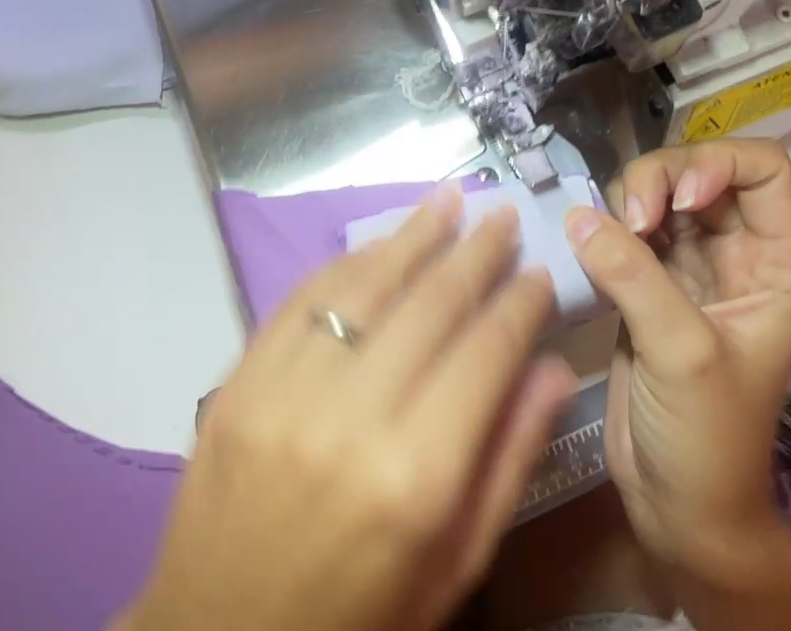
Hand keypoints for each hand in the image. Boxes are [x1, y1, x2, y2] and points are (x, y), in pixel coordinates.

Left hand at [123, 188, 577, 630]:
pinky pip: (300, 302)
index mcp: (417, 474)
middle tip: (503, 214)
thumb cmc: (359, 617)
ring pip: (363, 286)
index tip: (542, 271)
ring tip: (448, 200)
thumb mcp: (455, 565)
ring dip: (411, 237)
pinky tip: (377, 244)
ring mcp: (284, 393)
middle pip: (429, 305)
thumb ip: (507, 461)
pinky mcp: (239, 383)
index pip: (486, 352)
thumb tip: (551, 369)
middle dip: (475, 252)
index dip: (521, 303)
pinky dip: (345, 265)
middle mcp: (351, 418)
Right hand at [565, 139, 790, 589]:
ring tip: (604, 238)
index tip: (679, 201)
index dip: (719, 163)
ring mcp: (688, 266)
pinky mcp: (645, 283)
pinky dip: (604, 225)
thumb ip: (634, 276)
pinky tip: (588, 246)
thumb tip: (578, 216)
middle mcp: (735, 252)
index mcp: (776, 261)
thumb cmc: (708, 434)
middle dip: (658, 179)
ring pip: (656, 193)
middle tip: (628, 222)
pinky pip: (624, 228)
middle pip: (699, 170)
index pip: (762, 168)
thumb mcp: (682, 352)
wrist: (679, 500)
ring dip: (626, 199)